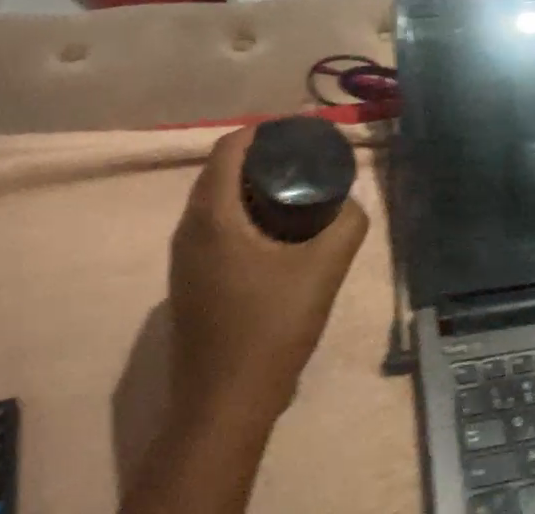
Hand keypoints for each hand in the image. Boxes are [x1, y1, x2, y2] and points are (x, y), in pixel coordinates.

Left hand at [168, 128, 368, 420]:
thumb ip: (346, 225)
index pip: (228, 148)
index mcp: (212, 217)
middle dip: (260, 156)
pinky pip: (213, 228)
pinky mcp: (187, 283)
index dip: (264, 130)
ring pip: (213, 202)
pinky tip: (274, 233)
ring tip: (294, 188)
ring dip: (249, 186)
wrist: (225, 405)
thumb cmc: (271, 329)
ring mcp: (182, 260)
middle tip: (305, 156)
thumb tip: (352, 203)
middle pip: (219, 171)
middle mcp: (188, 230)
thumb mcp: (324, 270)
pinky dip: (240, 213)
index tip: (301, 129)